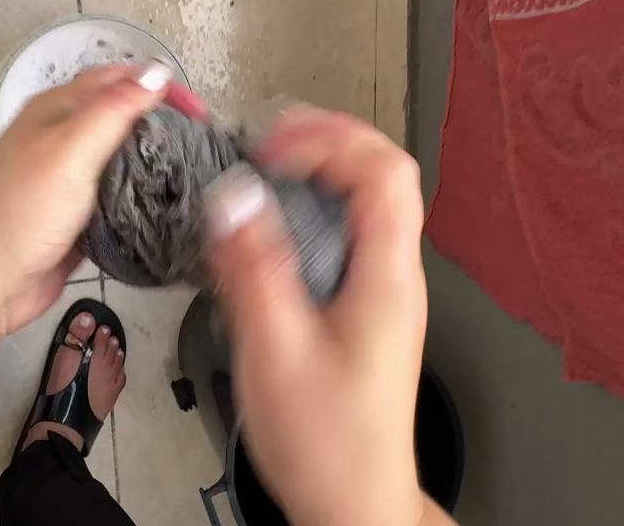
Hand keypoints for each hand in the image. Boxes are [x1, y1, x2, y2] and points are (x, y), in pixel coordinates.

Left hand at [0, 61, 177, 338]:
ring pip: (121, 157)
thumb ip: (113, 111)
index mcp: (56, 109)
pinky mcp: (76, 214)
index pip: (118, 79)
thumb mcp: (69, 152)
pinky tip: (167, 206)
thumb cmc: (20, 212)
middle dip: (162, 122)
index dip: (159, 87)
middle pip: (121, 115)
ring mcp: (68, 177)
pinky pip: (116, 195)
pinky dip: (141, 196)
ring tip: (195, 173)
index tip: (199, 112)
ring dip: (154, 160)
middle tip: (202, 143)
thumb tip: (156, 72)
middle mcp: (62, 136)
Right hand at [202, 105, 448, 525]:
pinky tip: (268, 213)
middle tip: (271, 135)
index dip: (327, 142)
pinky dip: (305, 199)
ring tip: (267, 158)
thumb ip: (254, 268)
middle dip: (325, 137)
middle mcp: (390, 272)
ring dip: (316, 163)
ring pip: (362, 194)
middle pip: (380, 170)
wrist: (355, 505)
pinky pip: (340, 224)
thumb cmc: (329, 445)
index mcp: (385, 277)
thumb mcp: (278, 351)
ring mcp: (377, 283)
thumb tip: (233, 195)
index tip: (271, 150)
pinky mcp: (356, 297)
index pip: (381, 172)